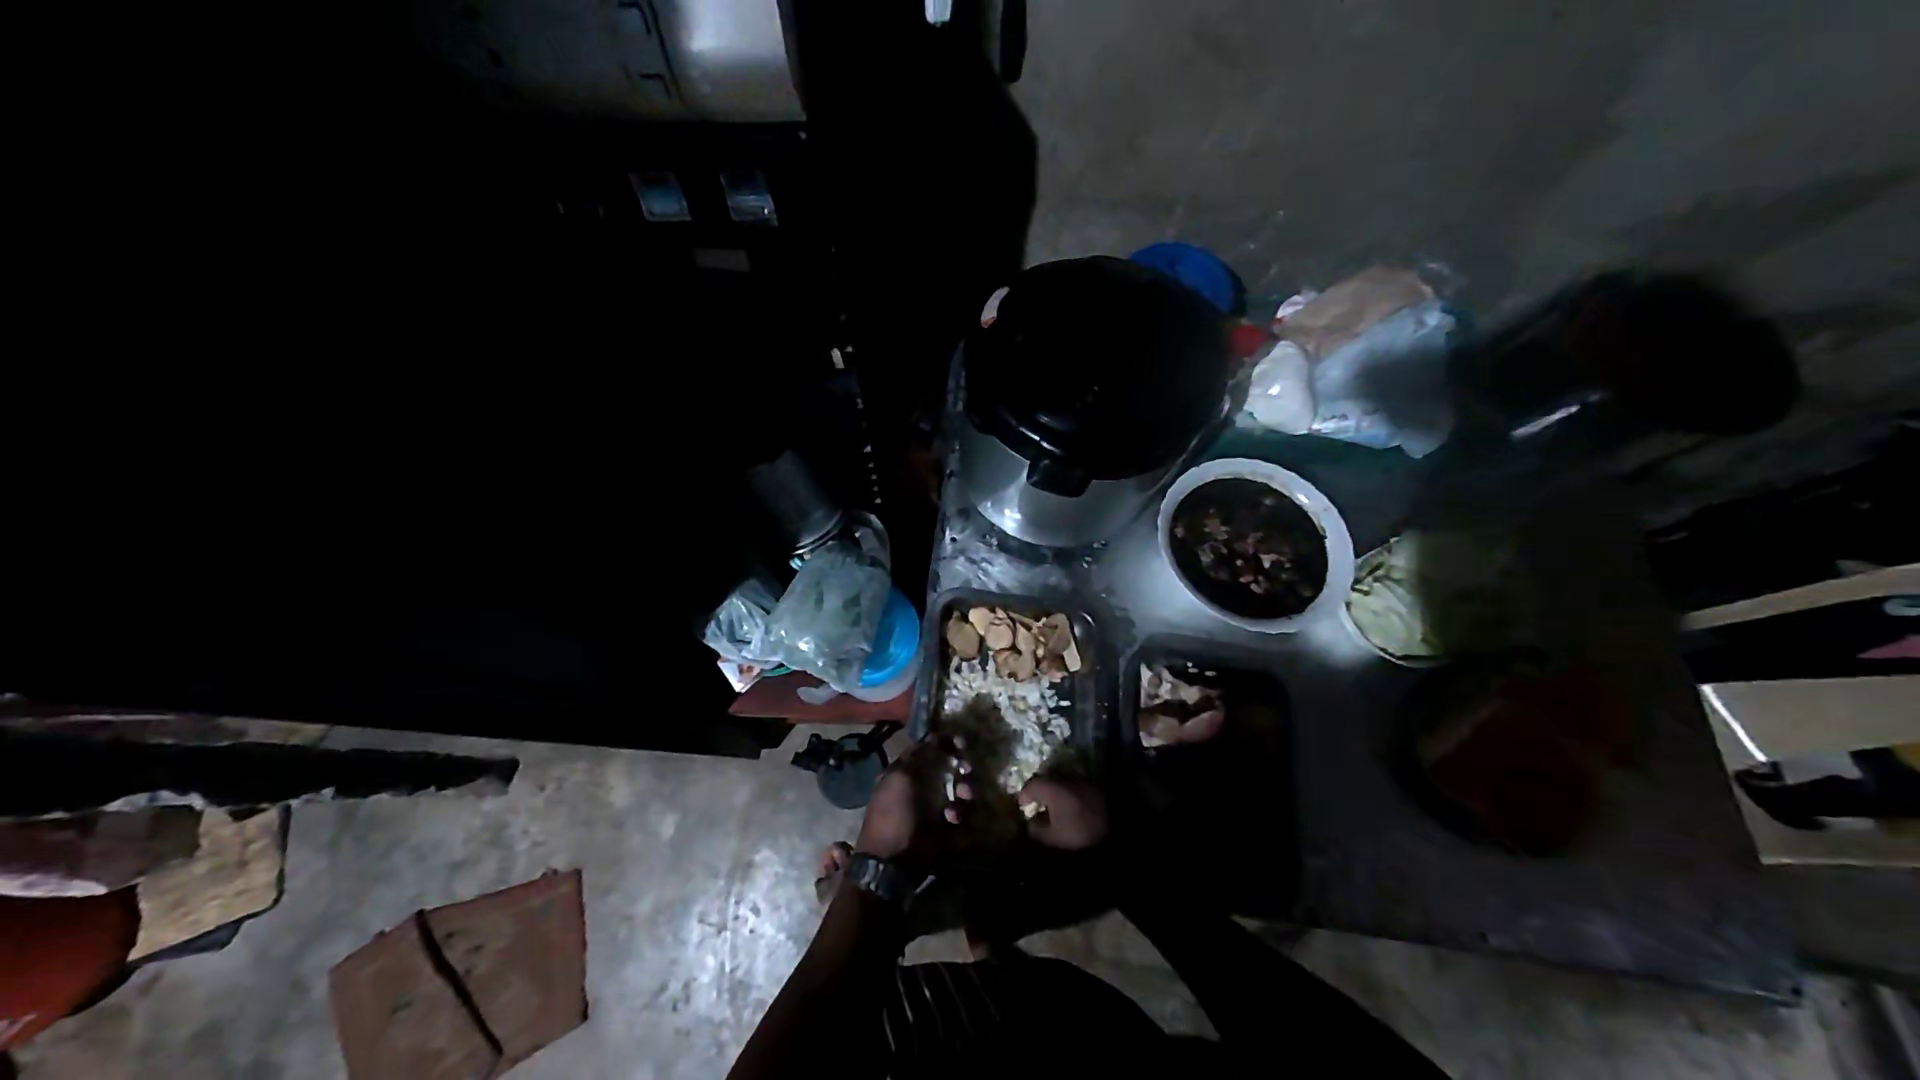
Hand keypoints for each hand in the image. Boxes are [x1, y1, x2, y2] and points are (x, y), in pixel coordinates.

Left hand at [854, 735, 971, 868]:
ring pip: (958, 788)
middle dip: (959, 766)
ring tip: (964, 797)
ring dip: (964, 789)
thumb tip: (934, 736)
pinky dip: (958, 812)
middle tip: (967, 768)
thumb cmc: (893, 814)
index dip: (944, 743)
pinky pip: (960, 811)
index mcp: (905, 772)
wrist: (893, 862)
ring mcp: (933, 806)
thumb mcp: (901, 778)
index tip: (961, 742)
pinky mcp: (945, 826)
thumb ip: (919, 755)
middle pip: (947, 768)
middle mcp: (920, 786)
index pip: (928, 749)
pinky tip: (952, 818)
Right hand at [1018, 776, 1107, 850]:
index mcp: (1051, 788)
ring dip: (1052, 788)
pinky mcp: (1092, 784)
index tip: (1022, 806)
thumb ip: (1036, 829)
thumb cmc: (1079, 833)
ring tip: (1051, 803)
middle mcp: (1064, 778)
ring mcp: (1079, 779)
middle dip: (1037, 790)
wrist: (1115, 829)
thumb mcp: (1053, 837)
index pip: (1031, 786)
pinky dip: (1066, 791)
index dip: (1024, 796)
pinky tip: (1068, 803)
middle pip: (1045, 778)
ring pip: (1059, 779)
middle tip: (1034, 803)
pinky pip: (1073, 783)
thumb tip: (1030, 823)